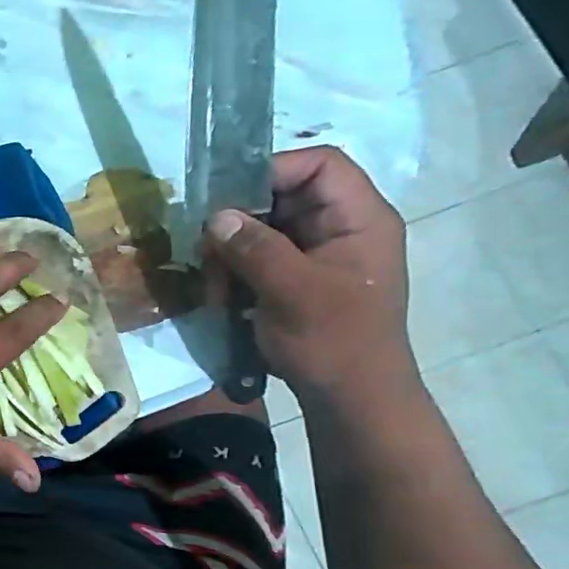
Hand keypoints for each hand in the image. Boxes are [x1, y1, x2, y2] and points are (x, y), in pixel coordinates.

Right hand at [201, 146, 414, 399]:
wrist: (353, 403)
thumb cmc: (333, 344)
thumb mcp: (292, 292)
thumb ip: (255, 249)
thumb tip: (216, 216)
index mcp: (360, 218)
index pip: (320, 165)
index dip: (273, 170)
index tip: (226, 196)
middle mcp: (342, 229)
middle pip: (287, 197)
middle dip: (243, 219)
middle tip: (207, 244)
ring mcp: (321, 257)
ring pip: (269, 231)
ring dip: (236, 252)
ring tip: (213, 279)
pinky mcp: (301, 283)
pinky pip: (265, 260)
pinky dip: (240, 272)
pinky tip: (221, 293)